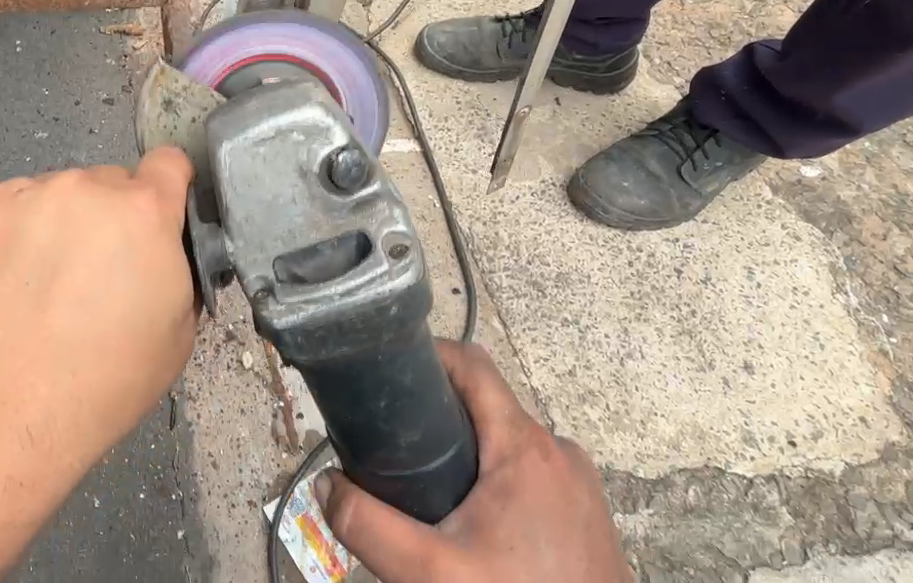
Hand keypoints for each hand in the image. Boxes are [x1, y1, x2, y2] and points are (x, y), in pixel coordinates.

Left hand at [0, 151, 197, 582]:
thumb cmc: (99, 386)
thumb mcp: (177, 335)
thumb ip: (174, 268)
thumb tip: (157, 250)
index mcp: (141, 212)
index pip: (169, 163)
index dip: (166, 192)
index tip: (154, 222)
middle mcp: (81, 186)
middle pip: (105, 184)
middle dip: (105, 219)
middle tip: (87, 277)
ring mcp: (20, 193)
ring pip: (51, 197)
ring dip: (52, 226)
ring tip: (32, 289)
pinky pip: (3, 210)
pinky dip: (5, 237)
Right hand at [318, 341, 630, 582]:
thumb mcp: (432, 576)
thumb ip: (369, 527)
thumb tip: (324, 485)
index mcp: (526, 447)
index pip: (470, 362)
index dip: (425, 353)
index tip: (385, 371)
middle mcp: (559, 451)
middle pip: (484, 402)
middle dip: (436, 413)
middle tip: (392, 443)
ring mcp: (579, 482)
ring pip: (506, 439)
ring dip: (465, 448)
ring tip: (424, 484)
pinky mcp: (587, 511)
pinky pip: (529, 470)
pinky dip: (493, 476)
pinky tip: (470, 517)